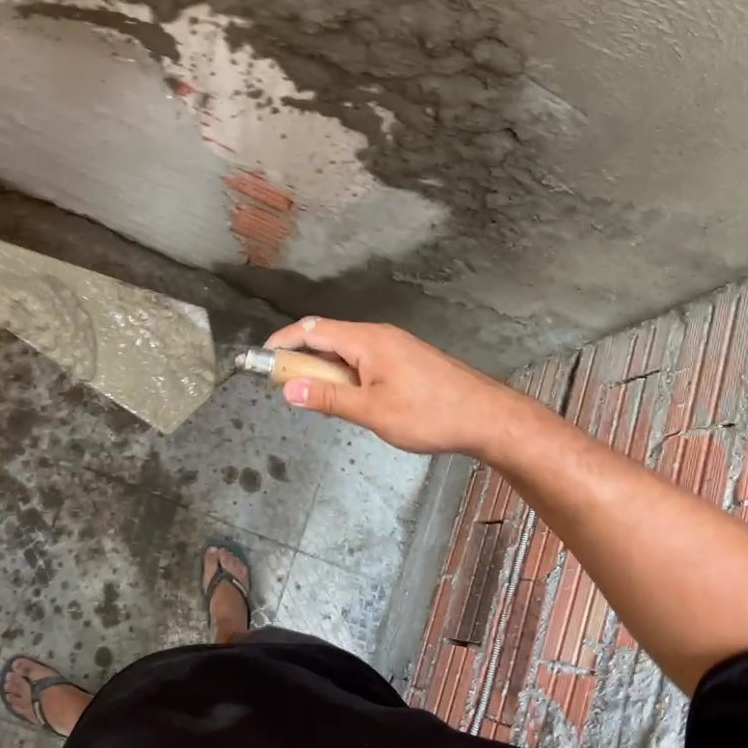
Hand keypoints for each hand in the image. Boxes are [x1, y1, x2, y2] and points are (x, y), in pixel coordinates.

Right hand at [262, 318, 524, 455]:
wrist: (486, 417)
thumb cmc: (430, 414)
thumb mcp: (372, 411)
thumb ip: (328, 398)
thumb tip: (288, 388)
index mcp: (367, 340)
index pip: (312, 330)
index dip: (283, 342)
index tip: (261, 359)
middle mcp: (379, 336)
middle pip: (327, 337)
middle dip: (301, 359)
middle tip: (286, 387)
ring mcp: (394, 347)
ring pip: (346, 351)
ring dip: (325, 370)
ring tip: (317, 399)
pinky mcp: (405, 360)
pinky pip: (364, 360)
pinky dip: (346, 375)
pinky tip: (350, 399)